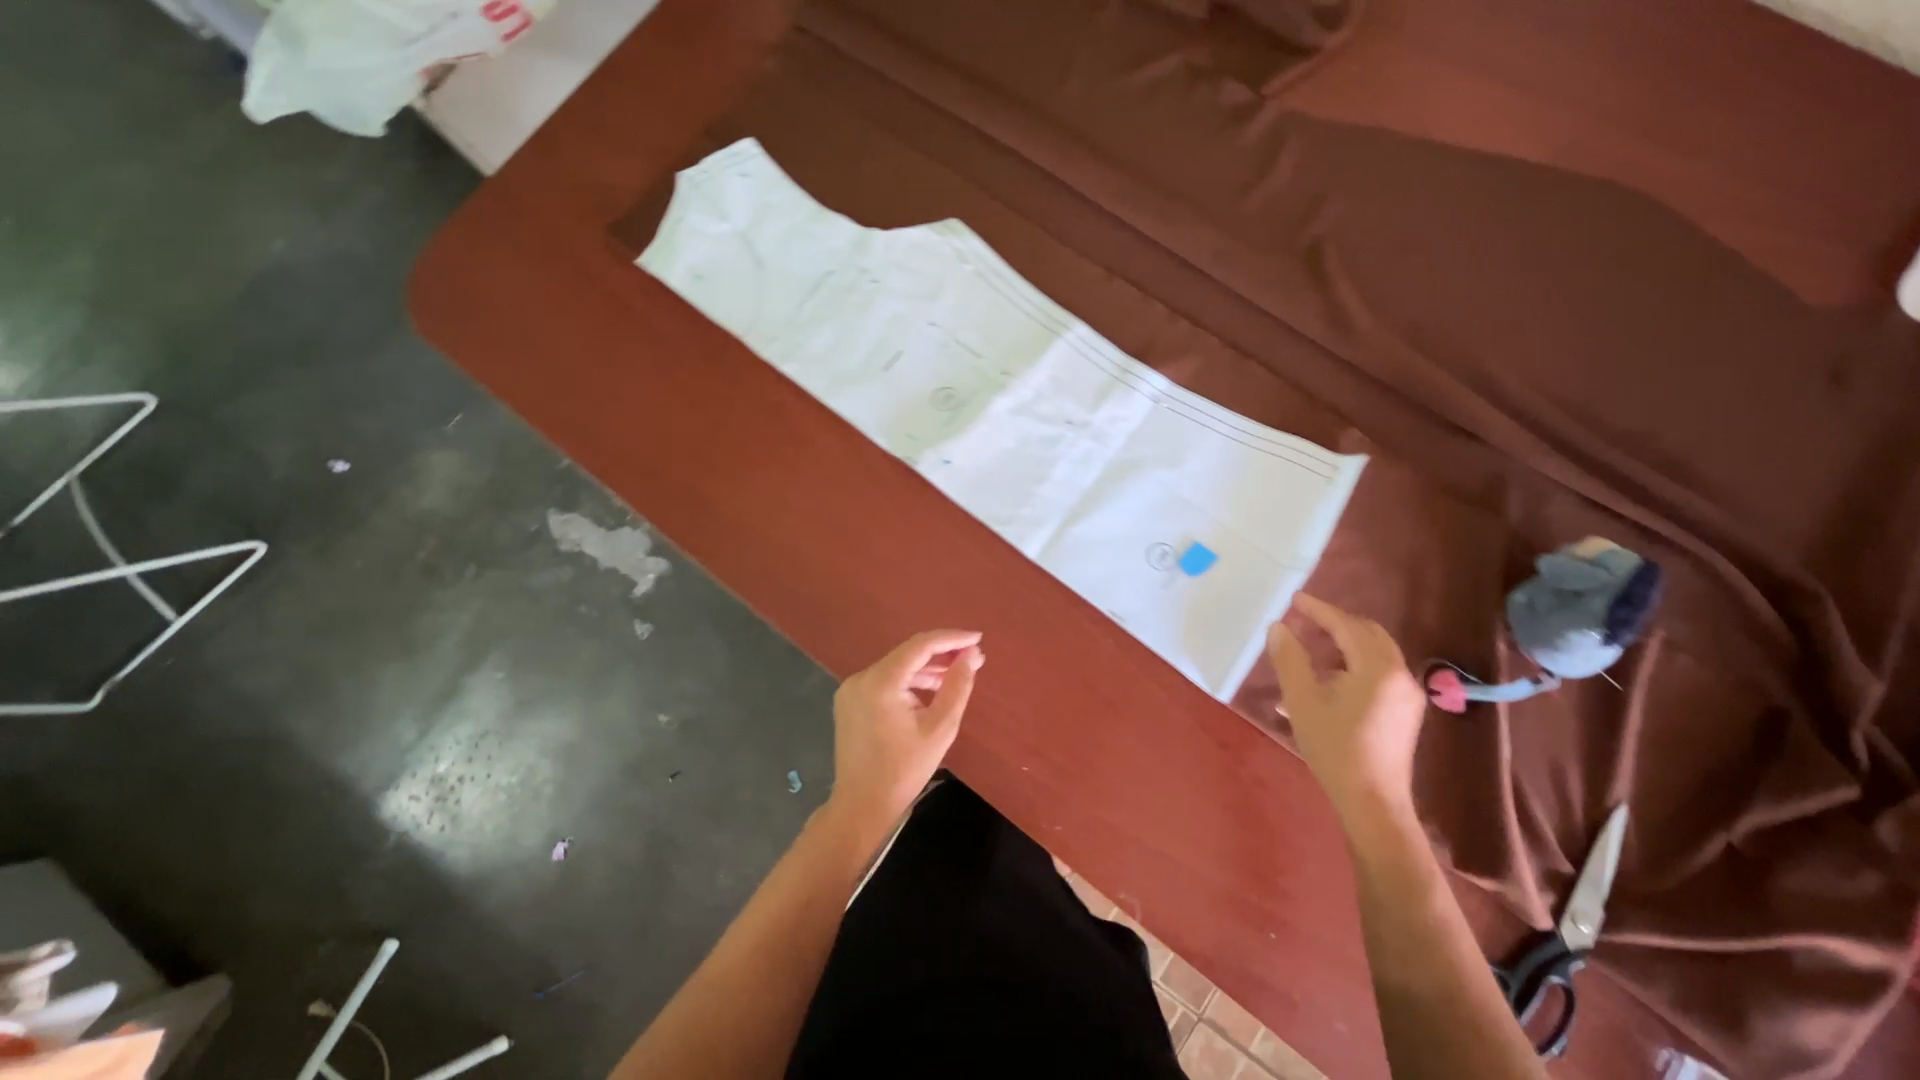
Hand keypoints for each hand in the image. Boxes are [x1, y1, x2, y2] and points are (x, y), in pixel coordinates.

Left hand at [829, 630, 984, 825]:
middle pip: (907, 655)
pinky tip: (929, 692)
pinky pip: (884, 682)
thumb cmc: (905, 770)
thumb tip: (971, 655)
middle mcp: (861, 678)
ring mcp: (851, 690)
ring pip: (896, 669)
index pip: (920, 645)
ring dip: (925, 670)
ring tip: (955, 678)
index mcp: (881, 682)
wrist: (863, 804)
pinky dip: (908, 683)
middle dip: (940, 655)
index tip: (978, 639)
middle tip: (973, 660)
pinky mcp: (849, 703)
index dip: (951, 639)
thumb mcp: (940, 728)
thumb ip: (957, 686)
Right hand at [1267, 595, 1425, 818]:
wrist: (1372, 801)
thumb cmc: (1334, 748)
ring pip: (1374, 656)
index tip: (1295, 600)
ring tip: (1309, 654)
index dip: (1319, 611)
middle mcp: (1400, 674)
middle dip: (1335, 625)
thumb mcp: (1302, 700)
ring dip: (1342, 648)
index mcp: (1378, 667)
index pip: (1347, 626)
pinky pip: (1378, 676)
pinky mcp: (1405, 714)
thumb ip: (1290, 659)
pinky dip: (1352, 668)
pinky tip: (1325, 686)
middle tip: (1305, 623)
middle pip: (1368, 635)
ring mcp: (1407, 696)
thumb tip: (1279, 627)